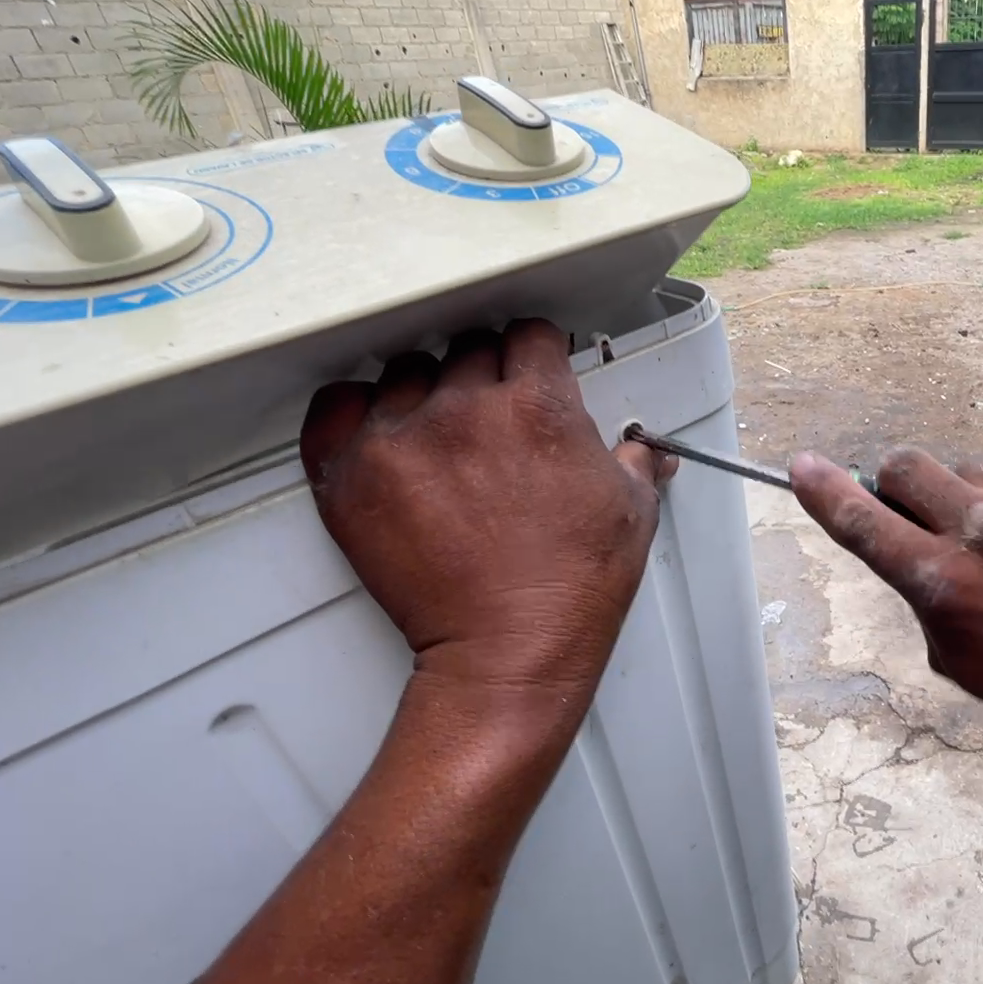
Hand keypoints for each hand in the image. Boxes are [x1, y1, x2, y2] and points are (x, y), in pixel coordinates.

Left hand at [299, 320, 673, 719]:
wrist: (511, 649)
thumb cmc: (574, 584)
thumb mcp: (632, 511)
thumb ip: (636, 459)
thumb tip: (646, 449)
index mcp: (540, 406)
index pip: (530, 334)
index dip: (538, 352)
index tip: (535, 369)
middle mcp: (466, 409)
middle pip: (469, 347)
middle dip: (489, 372)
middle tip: (497, 414)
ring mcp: (401, 439)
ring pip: (408, 371)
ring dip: (429, 392)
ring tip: (445, 434)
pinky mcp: (351, 476)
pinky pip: (336, 406)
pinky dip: (359, 411)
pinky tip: (387, 433)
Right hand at [788, 449, 982, 750]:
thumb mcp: (955, 656)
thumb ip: (918, 590)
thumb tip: (900, 534)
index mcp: (947, 583)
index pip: (864, 523)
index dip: (825, 493)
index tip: (802, 467)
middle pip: (905, 464)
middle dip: (898, 485)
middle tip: (924, 516)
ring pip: (966, 469)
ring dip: (968, 498)